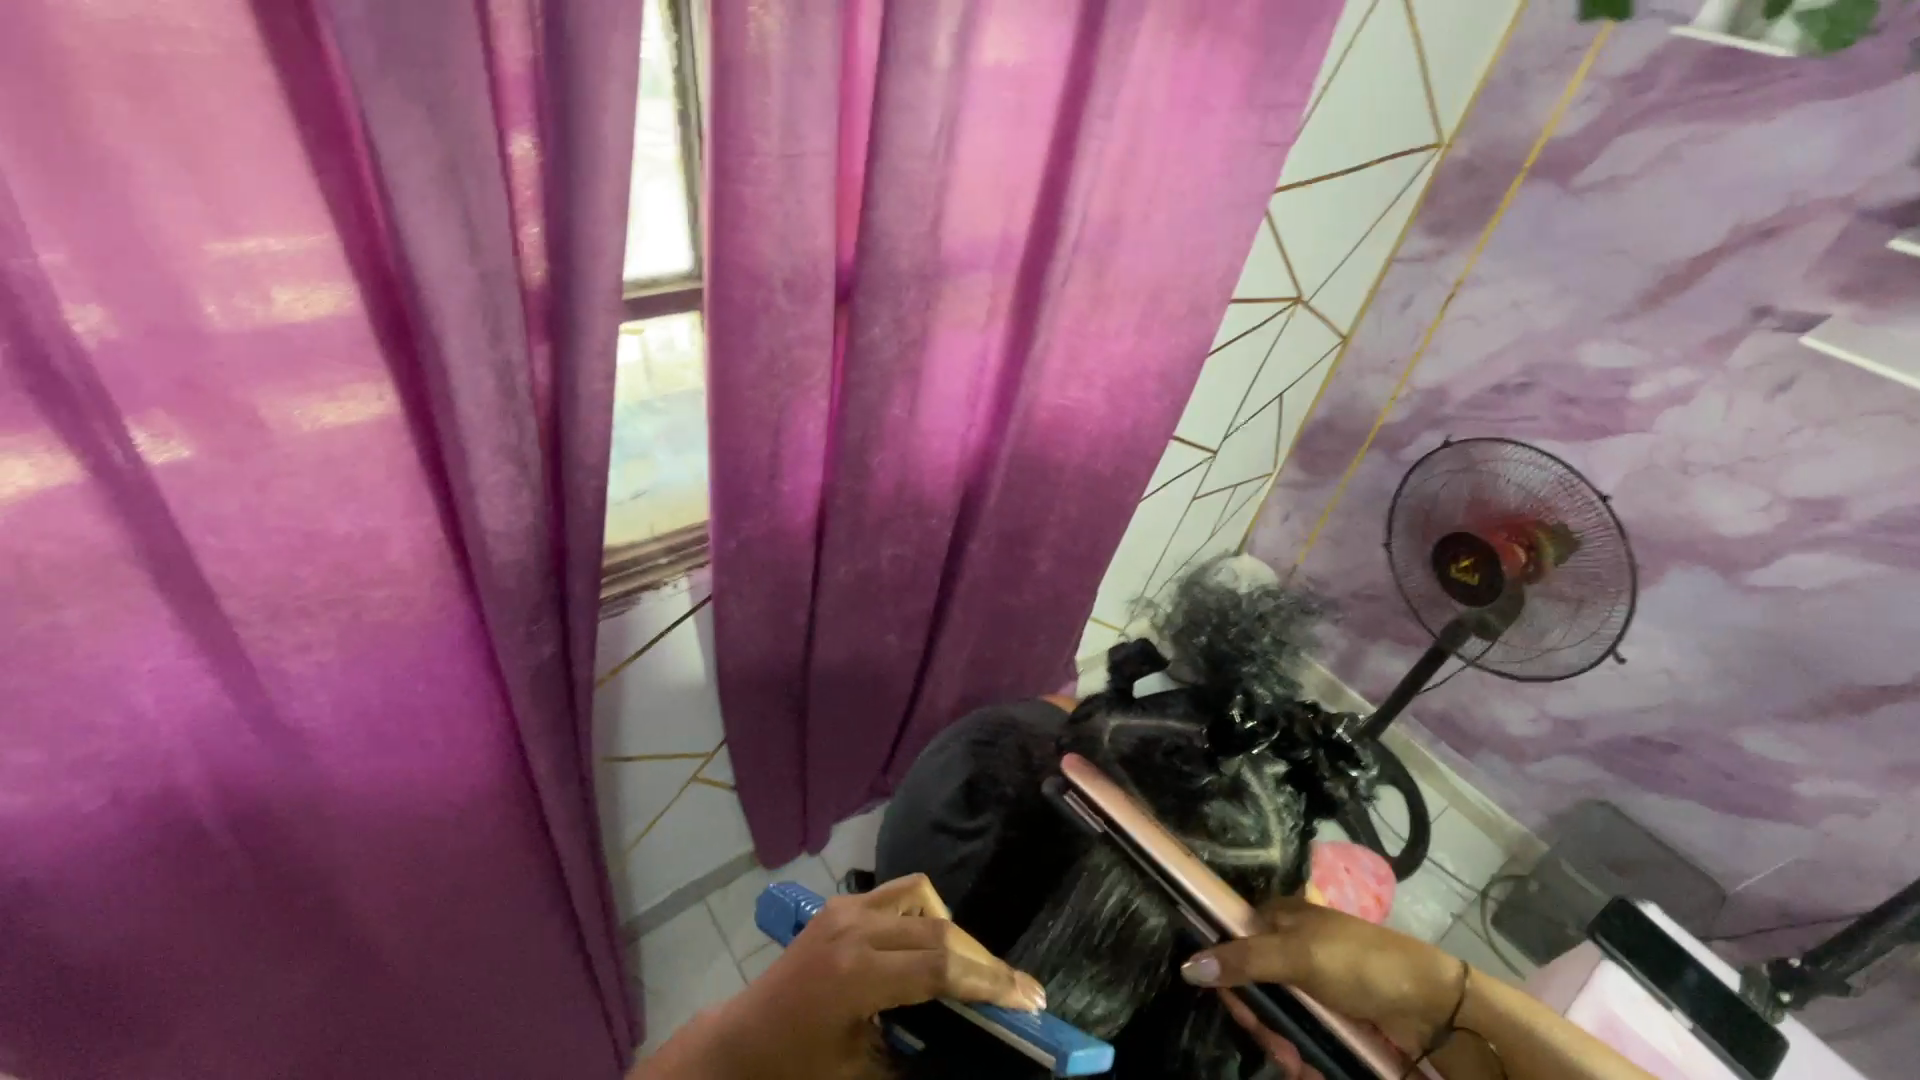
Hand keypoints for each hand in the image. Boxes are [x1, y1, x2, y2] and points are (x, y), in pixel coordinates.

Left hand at [638, 874, 1043, 1079]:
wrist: (740, 1040)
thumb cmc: (798, 1066)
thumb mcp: (862, 1072)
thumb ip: (919, 1052)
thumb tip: (974, 1042)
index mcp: (856, 976)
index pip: (942, 968)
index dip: (991, 982)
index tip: (1030, 998)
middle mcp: (853, 930)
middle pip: (942, 930)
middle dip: (986, 961)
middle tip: (1019, 989)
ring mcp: (845, 910)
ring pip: (923, 898)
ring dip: (955, 931)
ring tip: (971, 971)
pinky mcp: (840, 904)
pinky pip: (899, 894)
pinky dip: (925, 915)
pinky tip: (929, 947)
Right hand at [1180, 897, 1461, 1054]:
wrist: (1431, 1005)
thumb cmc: (1359, 964)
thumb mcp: (1296, 957)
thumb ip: (1242, 961)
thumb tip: (1188, 966)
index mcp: (1278, 920)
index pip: (1232, 941)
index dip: (1227, 975)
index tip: (1237, 1006)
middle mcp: (1290, 948)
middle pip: (1252, 986)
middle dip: (1260, 1021)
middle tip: (1276, 1043)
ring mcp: (1312, 985)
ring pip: (1276, 1017)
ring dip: (1282, 1045)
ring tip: (1298, 1064)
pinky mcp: (1332, 1017)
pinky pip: (1302, 1036)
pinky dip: (1303, 1056)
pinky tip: (1310, 1069)